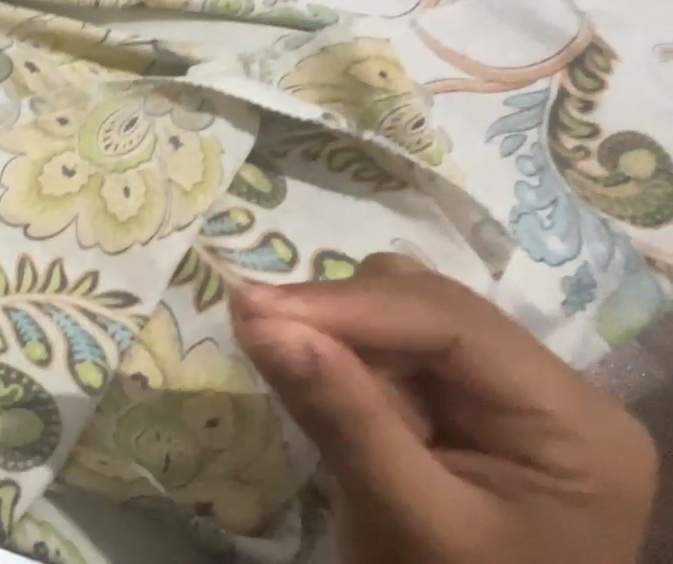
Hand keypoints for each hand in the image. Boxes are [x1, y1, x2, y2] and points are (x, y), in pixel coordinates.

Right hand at [230, 254, 658, 563]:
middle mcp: (549, 388)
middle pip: (426, 303)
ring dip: (333, 327)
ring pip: (400, 309)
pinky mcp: (455, 397)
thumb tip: (256, 319)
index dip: (346, 303)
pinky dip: (336, 345)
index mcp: (572, 422)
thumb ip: (341, 417)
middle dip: (336, 313)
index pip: (452, 321)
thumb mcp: (406, 519)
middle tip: (256, 331)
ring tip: (293, 365)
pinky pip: (385, 341)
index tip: (248, 306)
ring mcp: (502, 390)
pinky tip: (315, 373)